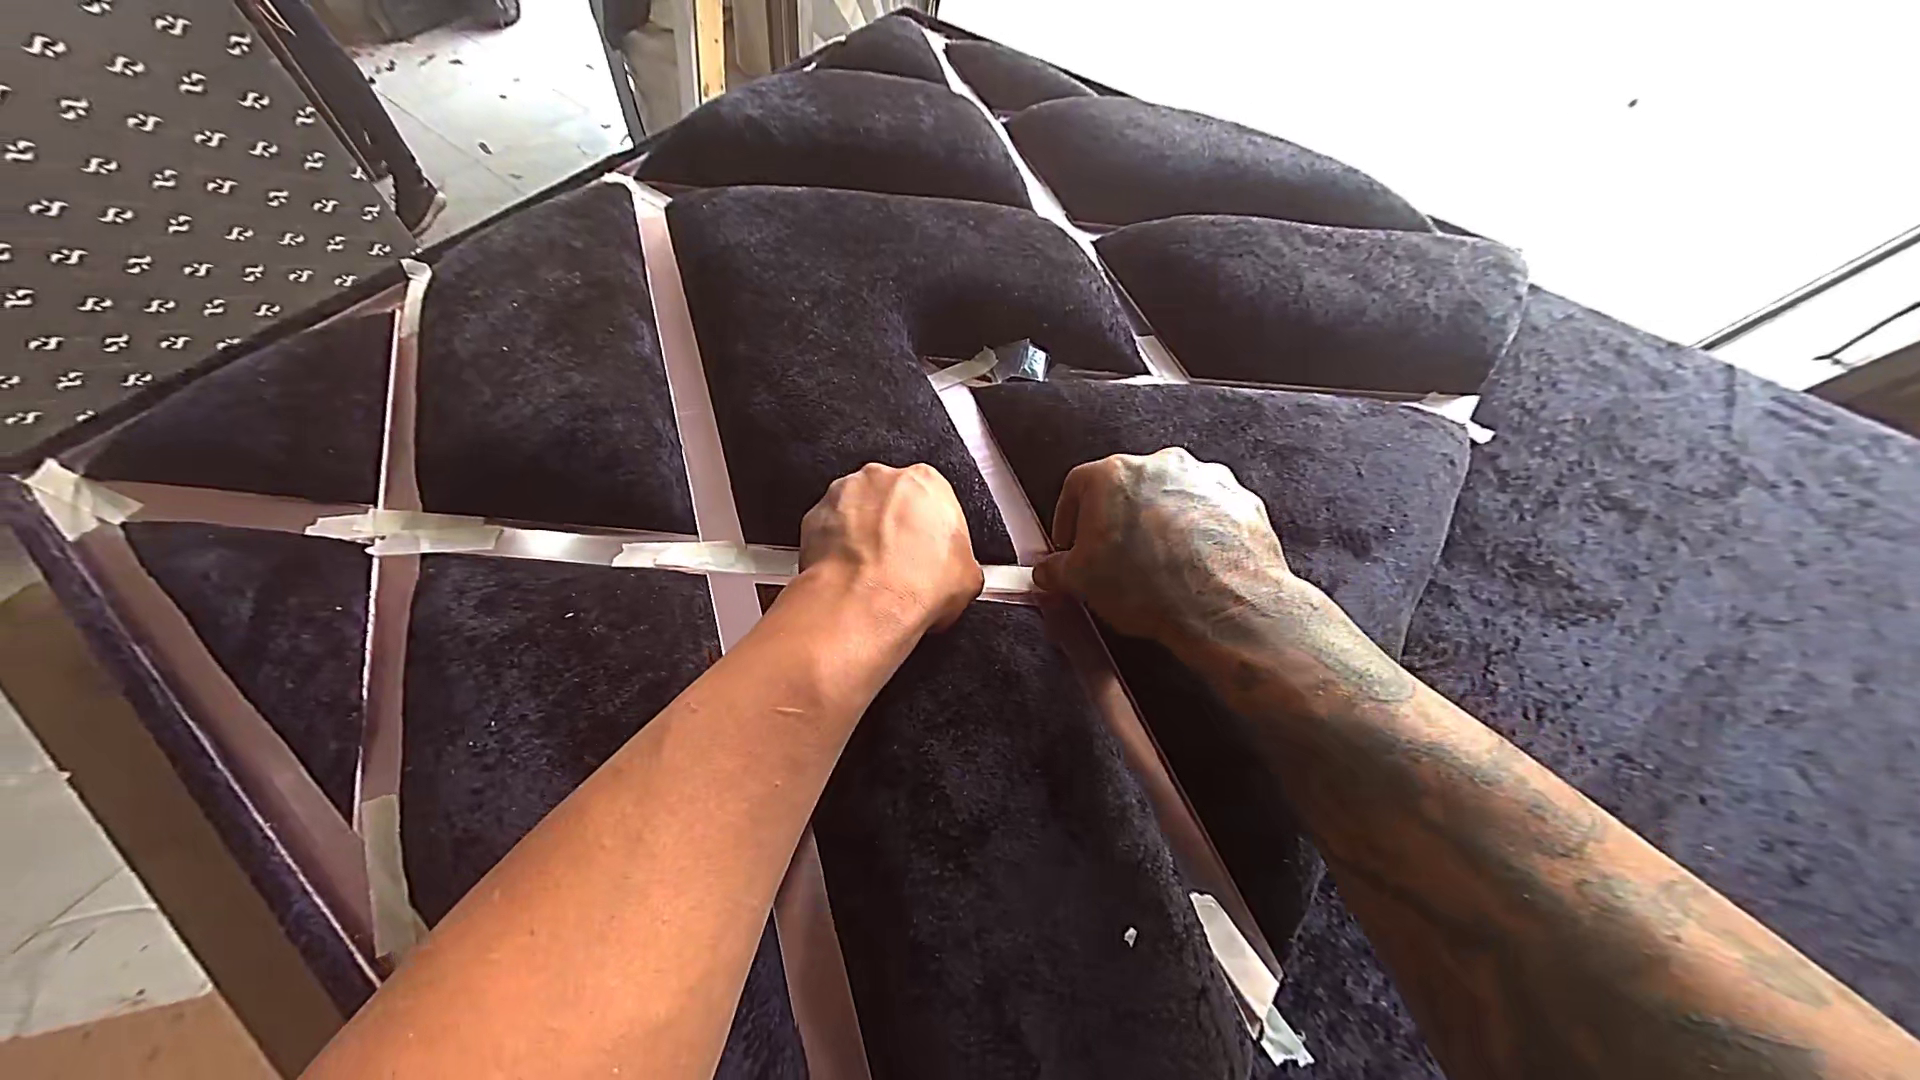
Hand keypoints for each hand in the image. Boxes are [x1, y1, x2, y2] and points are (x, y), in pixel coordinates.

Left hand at [799, 463, 983, 632]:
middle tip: (900, 562)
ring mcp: (844, 494)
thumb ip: (962, 561)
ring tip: (872, 572)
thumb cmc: (915, 585)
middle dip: (894, 525)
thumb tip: (959, 574)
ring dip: (863, 533)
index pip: (934, 498)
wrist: (866, 606)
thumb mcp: (968, 578)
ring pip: (857, 510)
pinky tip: (849, 574)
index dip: (932, 529)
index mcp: (927, 481)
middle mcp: (883, 478)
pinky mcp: (814, 516)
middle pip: (892, 498)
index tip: (930, 550)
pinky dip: (835, 547)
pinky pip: (828, 528)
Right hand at [1033, 448, 1305, 647]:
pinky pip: (1206, 512)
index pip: (1075, 488)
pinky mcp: (1238, 501)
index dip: (1068, 520)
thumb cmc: (1155, 589)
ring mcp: (1204, 480)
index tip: (1071, 544)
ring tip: (1154, 566)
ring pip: (1167, 497)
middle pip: (1124, 488)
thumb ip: (1055, 570)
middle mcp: (1159, 466)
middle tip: (1112, 558)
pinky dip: (1197, 532)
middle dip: (1115, 521)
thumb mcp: (1080, 583)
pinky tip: (1189, 566)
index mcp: (1112, 475)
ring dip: (1157, 524)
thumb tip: (1050, 572)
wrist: (1225, 610)